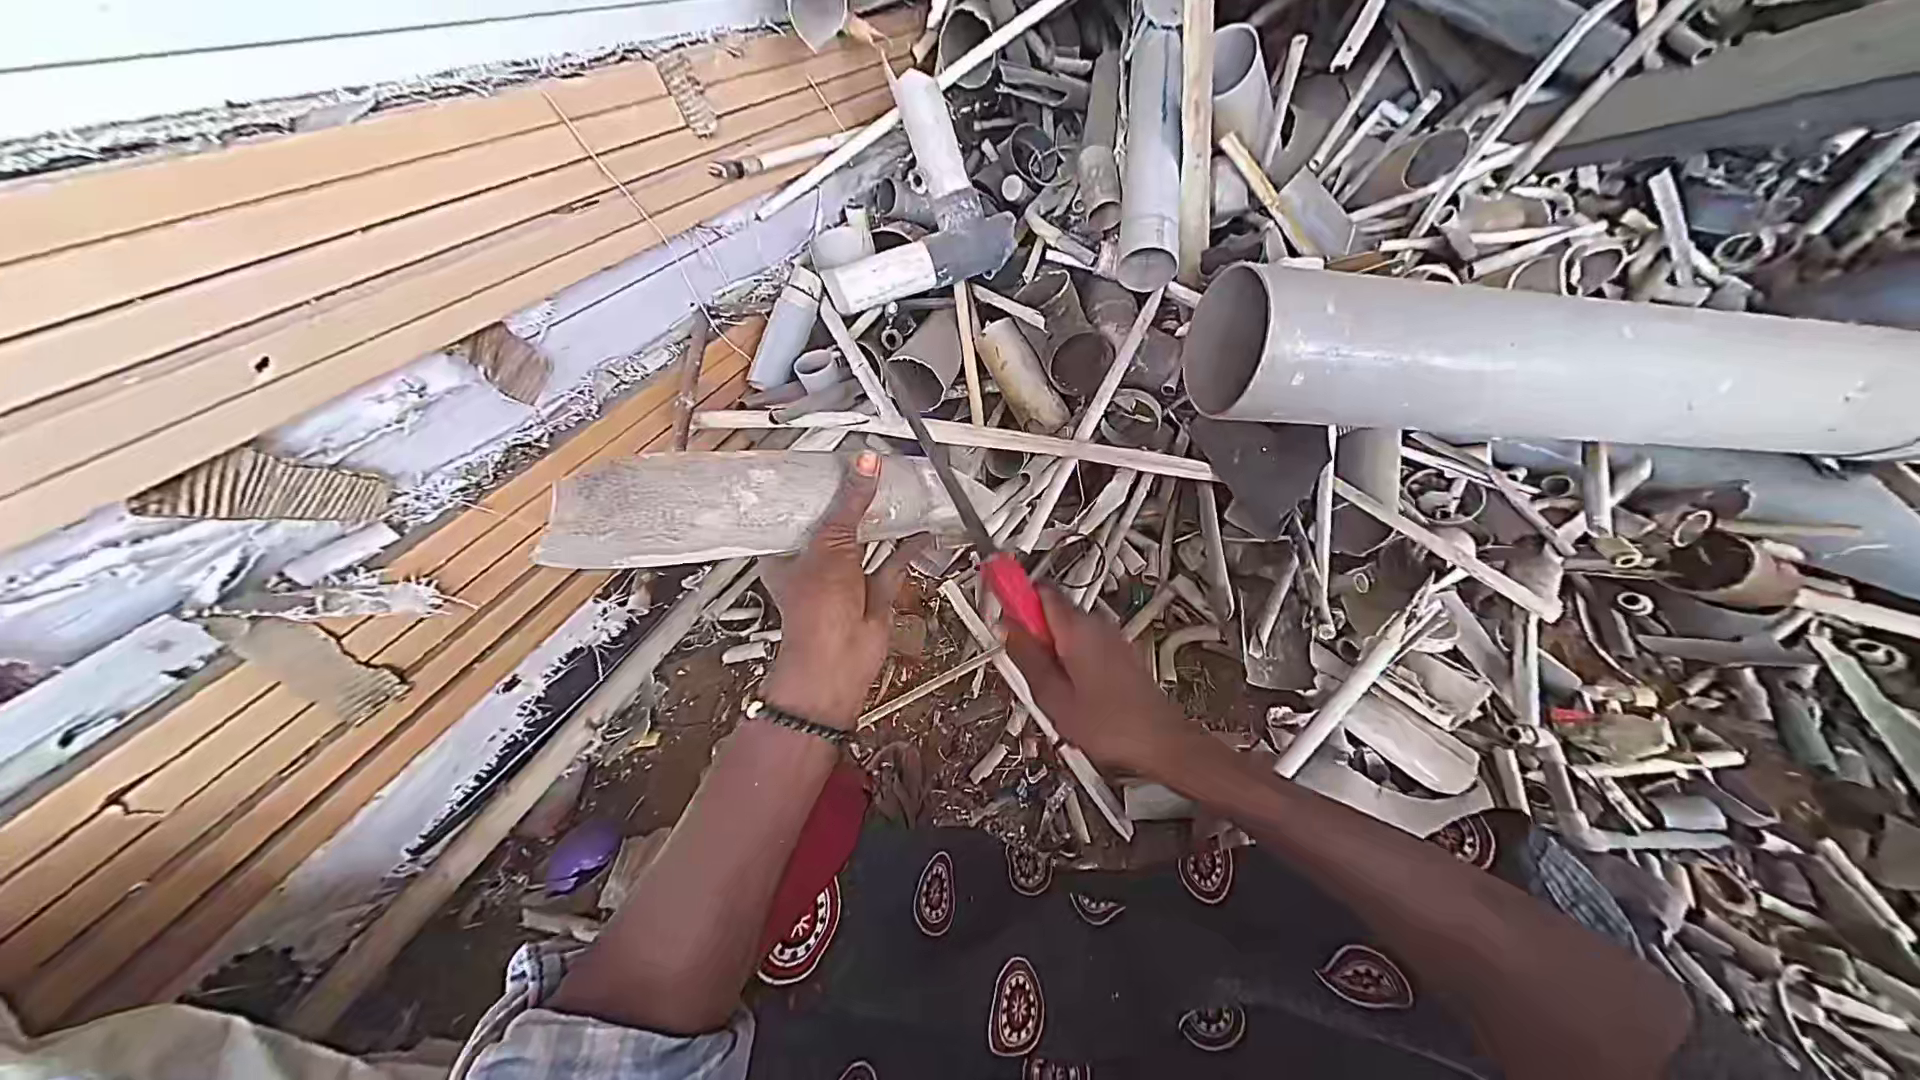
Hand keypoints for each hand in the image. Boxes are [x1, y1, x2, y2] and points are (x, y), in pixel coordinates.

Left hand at [762, 450, 928, 727]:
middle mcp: (816, 561)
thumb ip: (851, 502)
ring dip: (885, 519)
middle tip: (872, 470)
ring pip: (869, 538)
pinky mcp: (874, 586)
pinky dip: (908, 543)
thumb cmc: (815, 612)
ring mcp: (847, 574)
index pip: (801, 509)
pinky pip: (894, 558)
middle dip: (857, 499)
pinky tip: (921, 527)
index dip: (817, 487)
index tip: (834, 461)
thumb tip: (864, 466)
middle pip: (839, 521)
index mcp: (788, 551)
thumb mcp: (831, 542)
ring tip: (899, 491)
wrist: (840, 657)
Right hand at [1003, 585, 1194, 774]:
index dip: (1012, 593)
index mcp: (1076, 628)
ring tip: (1048, 687)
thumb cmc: (1113, 725)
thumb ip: (1025, 656)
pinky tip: (1070, 691)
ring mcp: (1111, 637)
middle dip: (1030, 630)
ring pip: (1066, 629)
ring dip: (1049, 647)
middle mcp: (1096, 624)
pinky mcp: (1119, 652)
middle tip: (1021, 663)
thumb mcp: (1052, 695)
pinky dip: (1068, 657)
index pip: (1037, 590)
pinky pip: (1083, 643)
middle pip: (1050, 609)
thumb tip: (1006, 629)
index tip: (996, 601)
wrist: (1161, 742)